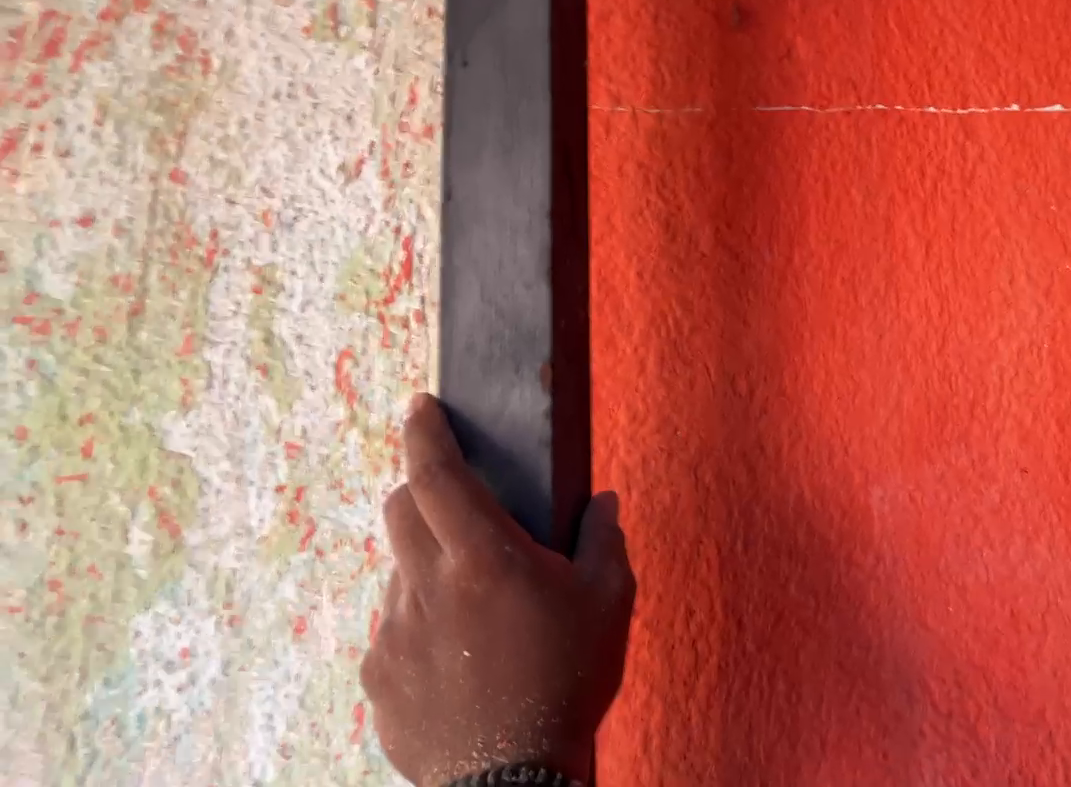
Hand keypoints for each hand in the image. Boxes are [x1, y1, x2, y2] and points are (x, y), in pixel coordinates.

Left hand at [360, 394, 636, 784]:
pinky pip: (394, 623)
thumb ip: (605, 537)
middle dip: (424, 487)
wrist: (512, 777)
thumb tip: (602, 501)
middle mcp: (424, 588)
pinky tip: (465, 647)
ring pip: (400, 568)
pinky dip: (424, 611)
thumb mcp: (610, 597)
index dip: (425, 433)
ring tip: (481, 594)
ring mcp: (391, 636)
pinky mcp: (376, 677)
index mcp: (482, 559)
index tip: (419, 405)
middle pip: (401, 510)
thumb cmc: (570, 676)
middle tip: (463, 498)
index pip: (438, 476)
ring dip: (432, 558)